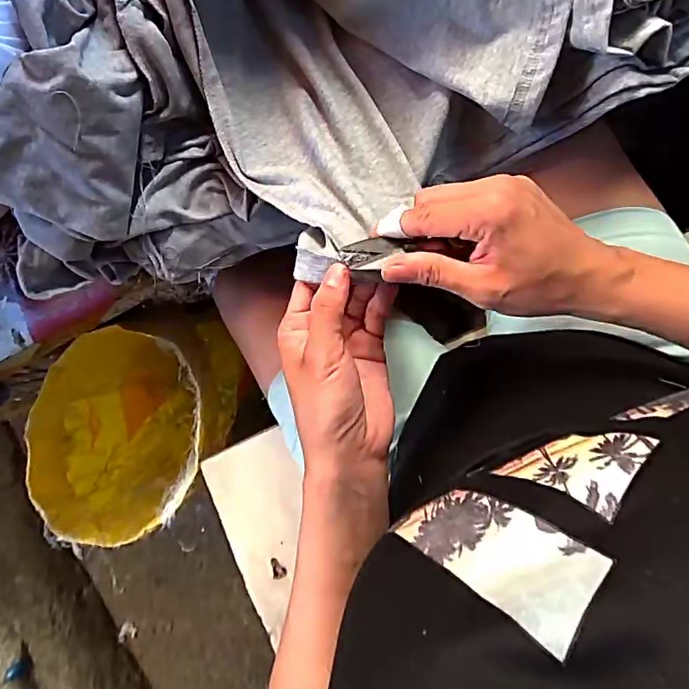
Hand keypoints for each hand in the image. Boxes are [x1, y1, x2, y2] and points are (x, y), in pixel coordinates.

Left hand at [277, 264, 398, 482]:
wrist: (352, 450)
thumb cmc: (323, 409)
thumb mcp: (321, 353)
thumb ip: (329, 310)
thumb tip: (335, 270)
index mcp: (296, 328)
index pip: (307, 284)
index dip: (323, 263)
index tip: (340, 239)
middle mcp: (320, 329)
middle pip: (336, 287)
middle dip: (351, 267)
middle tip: (371, 244)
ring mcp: (346, 337)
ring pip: (358, 298)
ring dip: (369, 280)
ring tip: (385, 257)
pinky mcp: (371, 347)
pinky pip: (376, 315)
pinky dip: (383, 299)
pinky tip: (392, 281)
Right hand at [378, 175, 631, 316]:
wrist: (590, 275)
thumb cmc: (543, 287)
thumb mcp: (482, 288)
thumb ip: (432, 272)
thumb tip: (390, 266)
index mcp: (488, 212)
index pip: (423, 215)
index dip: (395, 231)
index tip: (376, 245)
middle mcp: (494, 186)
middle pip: (428, 198)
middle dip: (413, 226)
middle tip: (414, 256)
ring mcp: (502, 181)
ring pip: (442, 194)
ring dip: (432, 220)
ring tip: (443, 250)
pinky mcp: (507, 183)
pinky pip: (462, 193)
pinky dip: (451, 213)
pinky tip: (461, 238)